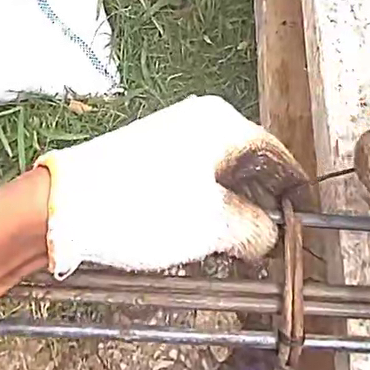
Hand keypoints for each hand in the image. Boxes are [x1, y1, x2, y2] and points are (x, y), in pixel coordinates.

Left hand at [38, 96, 305, 275]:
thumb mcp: (214, 226)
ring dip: (236, 210)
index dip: (298, 198)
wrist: (63, 205)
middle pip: (253, 165)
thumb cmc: (144, 208)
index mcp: (225, 125)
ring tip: (238, 250)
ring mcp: (175, 133)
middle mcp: (203, 119)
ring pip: (223, 174)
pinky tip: (204, 235)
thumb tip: (271, 236)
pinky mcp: (152, 150)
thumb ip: (258, 231)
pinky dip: (209, 204)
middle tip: (273, 249)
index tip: (307, 231)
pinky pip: (197, 176)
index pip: (281, 158)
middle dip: (266, 207)